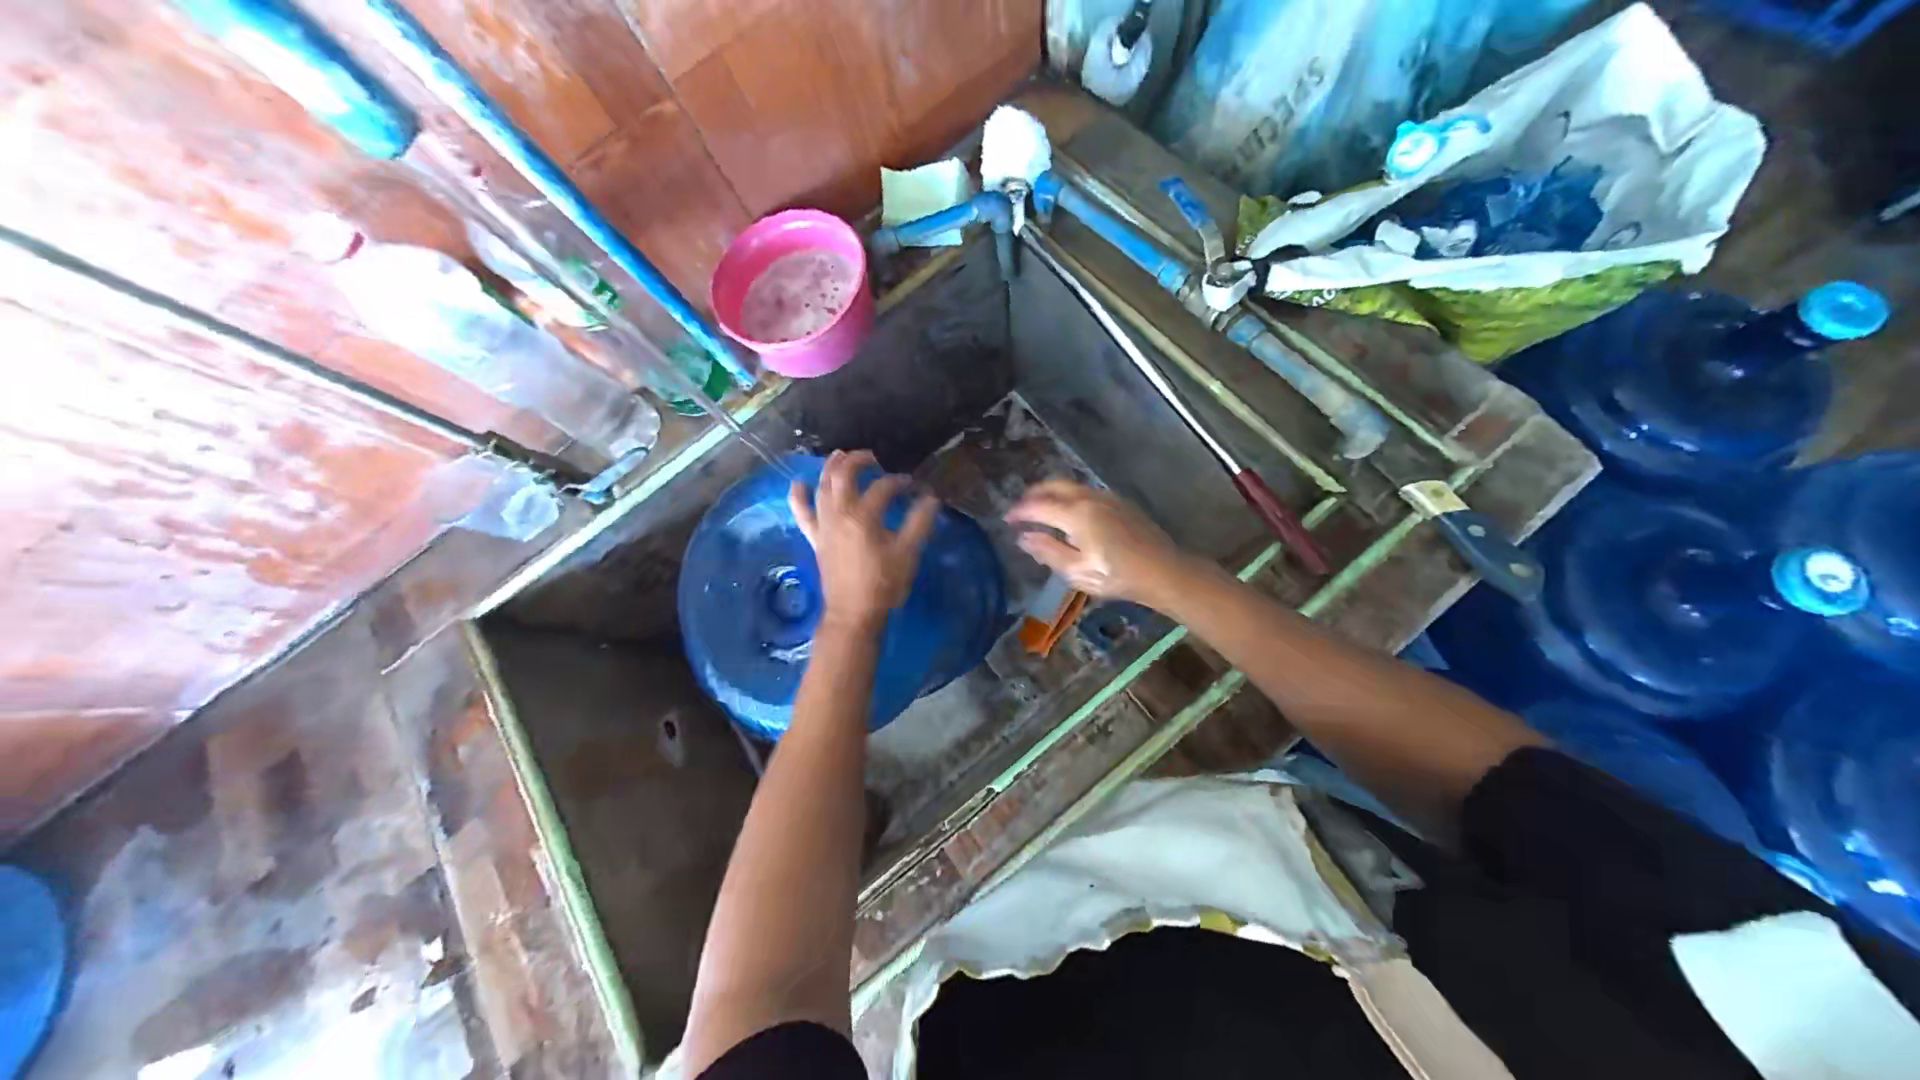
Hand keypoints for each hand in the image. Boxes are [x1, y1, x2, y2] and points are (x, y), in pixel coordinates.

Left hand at [790, 450, 939, 633]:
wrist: (853, 614)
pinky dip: (798, 496)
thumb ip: (919, 523)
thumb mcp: (908, 554)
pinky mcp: (816, 538)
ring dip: (831, 468)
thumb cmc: (884, 585)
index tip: (913, 486)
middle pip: (844, 476)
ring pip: (822, 487)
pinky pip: (802, 513)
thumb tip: (931, 498)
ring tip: (840, 455)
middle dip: (858, 461)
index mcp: (863, 516)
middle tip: (872, 457)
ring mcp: (824, 525)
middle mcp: (839, 514)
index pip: (883, 487)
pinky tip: (798, 483)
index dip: (899, 482)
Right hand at [1004, 479, 1192, 605]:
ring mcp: (1107, 497)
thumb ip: (1047, 551)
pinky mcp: (1120, 502)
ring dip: (1051, 493)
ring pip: (1071, 486)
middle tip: (1020, 508)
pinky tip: (1069, 512)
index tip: (1007, 519)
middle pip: (1054, 486)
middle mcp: (1089, 498)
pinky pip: (1085, 491)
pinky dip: (1068, 496)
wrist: (1164, 570)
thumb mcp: (1076, 571)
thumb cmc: (1117, 576)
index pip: (1038, 506)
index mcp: (1076, 515)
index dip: (1020, 511)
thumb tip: (1024, 537)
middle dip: (1033, 494)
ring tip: (1041, 508)